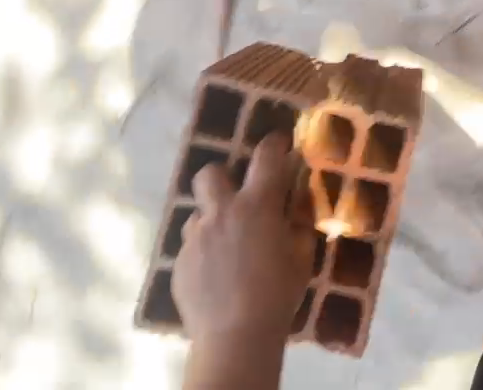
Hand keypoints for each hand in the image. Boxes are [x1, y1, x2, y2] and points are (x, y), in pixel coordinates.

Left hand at [173, 131, 315, 349]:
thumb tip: (298, 199)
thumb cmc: (278, 293)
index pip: (266, 155)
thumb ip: (300, 220)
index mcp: (257, 204)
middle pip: (210, 173)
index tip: (280, 143)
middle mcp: (222, 212)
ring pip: (198, 213)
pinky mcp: (179, 263)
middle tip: (236, 193)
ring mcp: (196, 238)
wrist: (235, 338)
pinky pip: (191, 245)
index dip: (274, 143)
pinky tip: (216, 273)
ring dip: (212, 219)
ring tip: (227, 243)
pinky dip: (204, 250)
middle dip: (222, 175)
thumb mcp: (302, 254)